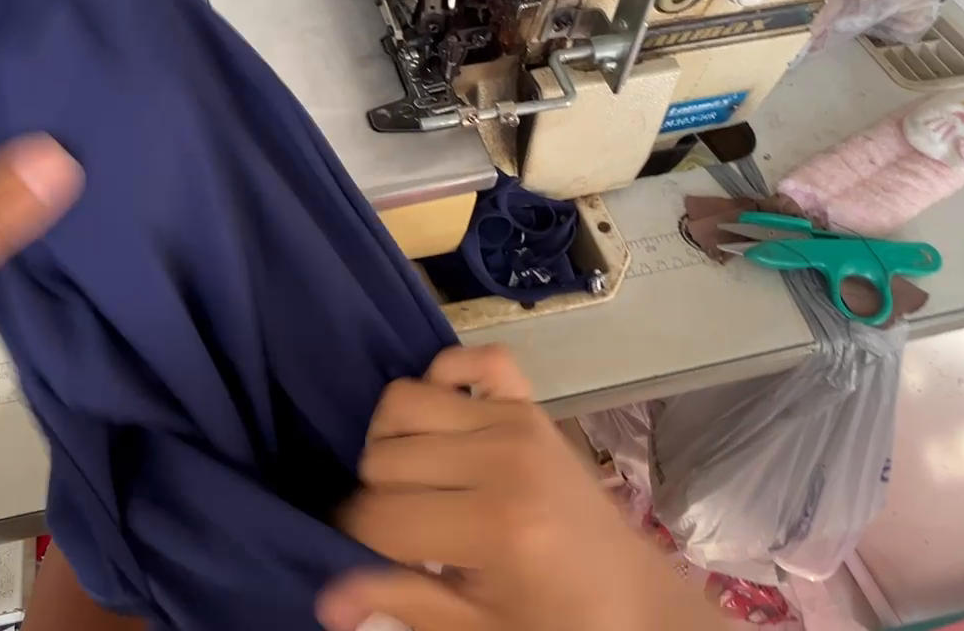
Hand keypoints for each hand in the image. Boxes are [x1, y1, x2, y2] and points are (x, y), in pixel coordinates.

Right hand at [320, 346, 715, 630]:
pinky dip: (447, 375)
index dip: (355, 539)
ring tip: (415, 479)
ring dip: (393, 439)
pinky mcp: (528, 402)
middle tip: (401, 531)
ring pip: (403, 400)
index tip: (361, 554)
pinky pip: (472, 359)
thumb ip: (404, 604)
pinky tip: (447, 420)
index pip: (379, 516)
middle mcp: (502, 457)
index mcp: (494, 526)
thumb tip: (326, 600)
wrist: (637, 602)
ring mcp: (516, 419)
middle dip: (376, 498)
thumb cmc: (558, 624)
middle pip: (382, 456)